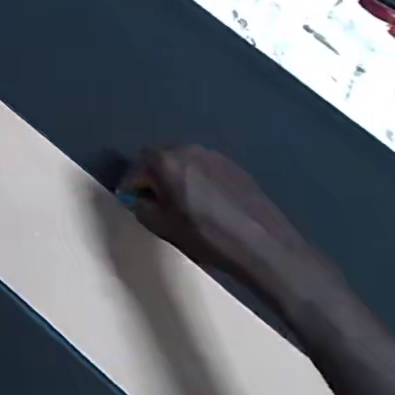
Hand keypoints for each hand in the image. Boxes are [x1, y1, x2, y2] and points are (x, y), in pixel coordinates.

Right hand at [120, 145, 328, 294]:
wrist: (264, 246)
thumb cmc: (206, 236)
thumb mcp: (162, 226)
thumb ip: (141, 206)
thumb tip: (140, 198)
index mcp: (165, 161)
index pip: (135, 167)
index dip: (130, 186)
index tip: (131, 202)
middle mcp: (187, 149)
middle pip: (159, 159)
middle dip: (153, 178)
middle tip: (156, 202)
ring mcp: (213, 155)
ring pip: (183, 162)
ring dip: (176, 177)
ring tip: (183, 204)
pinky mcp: (233, 166)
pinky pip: (204, 168)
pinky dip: (198, 180)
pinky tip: (207, 204)